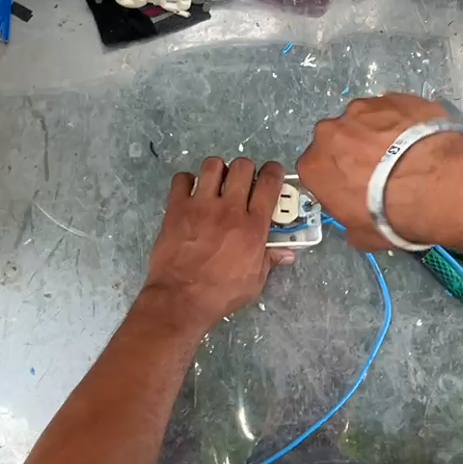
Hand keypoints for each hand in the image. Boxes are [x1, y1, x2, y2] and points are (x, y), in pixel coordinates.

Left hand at [136, 156, 294, 334]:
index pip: (270, 183)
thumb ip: (269, 260)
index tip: (271, 174)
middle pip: (242, 166)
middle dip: (245, 170)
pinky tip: (190, 194)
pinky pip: (182, 179)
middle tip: (241, 183)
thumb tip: (286, 253)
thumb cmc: (221, 293)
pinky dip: (186, 182)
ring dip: (217, 171)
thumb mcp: (254, 281)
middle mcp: (230, 209)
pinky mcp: (176, 208)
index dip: (273, 172)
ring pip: (213, 165)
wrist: (181, 298)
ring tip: (216, 184)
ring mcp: (201, 206)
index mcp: (253, 226)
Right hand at [298, 93, 462, 250]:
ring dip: (377, 135)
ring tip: (402, 155)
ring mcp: (361, 110)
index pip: (315, 170)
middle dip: (353, 152)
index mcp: (313, 166)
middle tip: (379, 171)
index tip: (351, 187)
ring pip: (364, 121)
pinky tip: (417, 140)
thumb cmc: (390, 212)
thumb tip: (358, 219)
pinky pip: (392, 110)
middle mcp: (329, 132)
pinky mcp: (393, 98)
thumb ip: (348, 219)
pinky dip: (401, 122)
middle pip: (336, 140)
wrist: (431, 184)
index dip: (335, 178)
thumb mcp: (360, 235)